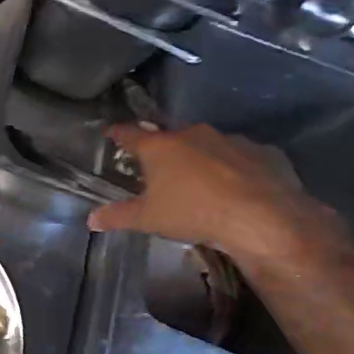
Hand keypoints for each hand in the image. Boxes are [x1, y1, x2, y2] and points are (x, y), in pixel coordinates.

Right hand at [87, 124, 340, 267]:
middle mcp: (193, 134)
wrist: (262, 218)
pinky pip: (241, 156)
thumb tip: (91, 220)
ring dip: (201, 158)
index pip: (130, 133)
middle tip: (161, 170)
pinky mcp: (262, 151)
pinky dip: (235, 168)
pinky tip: (239, 188)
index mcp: (160, 146)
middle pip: (171, 137)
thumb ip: (118, 216)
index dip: (118, 134)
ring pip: (208, 145)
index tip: (111, 134)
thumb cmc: (194, 213)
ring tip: (202, 182)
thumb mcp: (149, 219)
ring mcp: (230, 139)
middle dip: (164, 150)